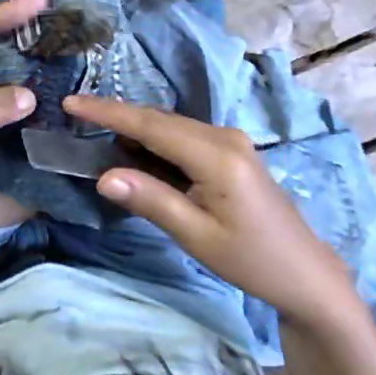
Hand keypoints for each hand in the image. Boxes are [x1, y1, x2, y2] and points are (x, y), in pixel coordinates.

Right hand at [64, 95, 357, 324]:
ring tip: (94, 133)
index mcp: (217, 156)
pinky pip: (183, 137)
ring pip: (170, 126)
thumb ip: (152, 200)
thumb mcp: (197, 235)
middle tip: (75, 115)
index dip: (108, 113)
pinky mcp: (230, 152)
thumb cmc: (251, 260)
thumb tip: (104, 176)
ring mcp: (230, 142)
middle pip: (159, 119)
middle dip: (116, 116)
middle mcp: (224, 137)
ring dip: (134, 129)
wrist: (304, 272)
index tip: (71, 102)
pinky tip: (134, 152)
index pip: (151, 126)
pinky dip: (154, 142)